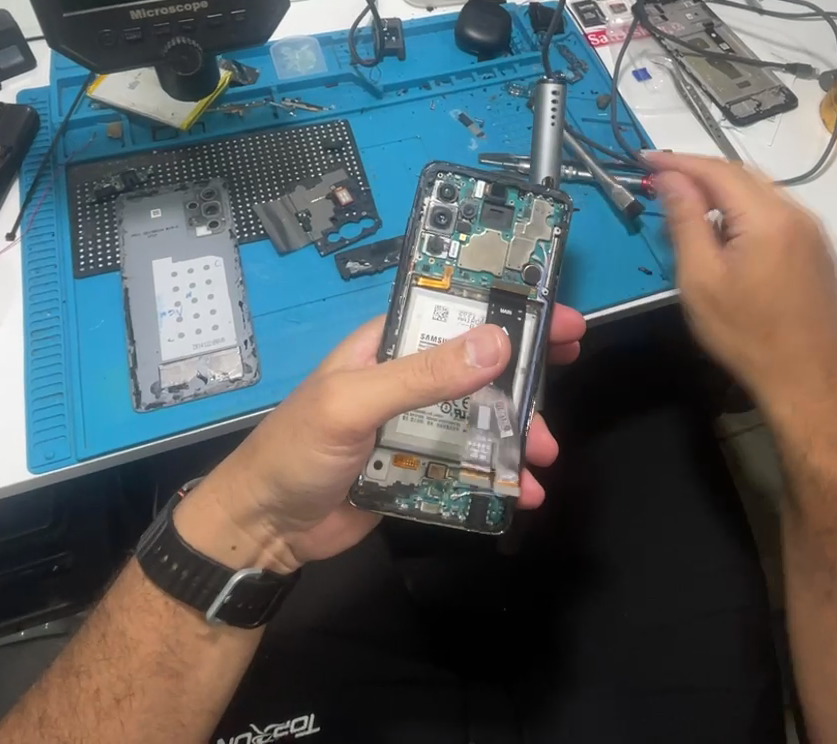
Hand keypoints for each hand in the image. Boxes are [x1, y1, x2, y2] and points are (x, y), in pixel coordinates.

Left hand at [175, 306, 586, 572]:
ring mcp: (416, 425)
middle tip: (571, 363)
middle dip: (525, 369)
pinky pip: (470, 466)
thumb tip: (497, 343)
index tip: (556, 313)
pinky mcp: (419, 469)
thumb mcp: (354, 403)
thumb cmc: (298, 449)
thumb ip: (422, 375)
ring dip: (518, 431)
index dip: (506, 308)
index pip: (455, 313)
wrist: (265, 529)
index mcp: (389, 345)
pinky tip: (523, 493)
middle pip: (479, 364)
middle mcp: (408, 379)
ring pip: (481, 418)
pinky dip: (500, 476)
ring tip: (545, 455)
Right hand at [645, 152, 836, 430]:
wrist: (809, 382)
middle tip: (661, 180)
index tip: (645, 158)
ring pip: (761, 193)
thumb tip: (672, 178)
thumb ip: (686, 221)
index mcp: (768, 217)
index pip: (716, 171)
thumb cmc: (746, 335)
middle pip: (742, 175)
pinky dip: (746, 211)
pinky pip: (778, 214)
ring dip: (723, 193)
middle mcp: (798, 213)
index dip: (678, 161)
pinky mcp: (820, 251)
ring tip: (688, 207)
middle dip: (699, 173)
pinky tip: (728, 233)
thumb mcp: (700, 279)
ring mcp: (815, 232)